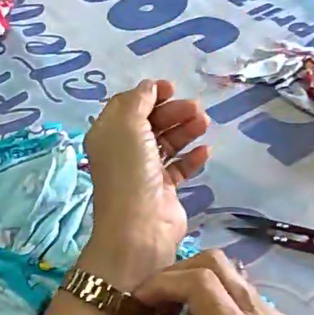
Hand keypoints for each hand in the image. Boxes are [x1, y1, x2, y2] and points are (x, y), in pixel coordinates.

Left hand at [79, 79, 210, 288]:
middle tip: (196, 109)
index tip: (172, 88)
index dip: (149, 94)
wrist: (139, 227)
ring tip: (204, 123)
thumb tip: (148, 86)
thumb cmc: (129, 171)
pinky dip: (191, 157)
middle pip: (150, 122)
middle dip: (172, 111)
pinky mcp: (162, 190)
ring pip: (166, 142)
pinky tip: (205, 150)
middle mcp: (123, 151)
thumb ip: (138, 100)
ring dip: (185, 130)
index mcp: (108, 134)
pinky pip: (179, 167)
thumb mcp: (128, 125)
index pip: (127, 106)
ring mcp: (143, 171)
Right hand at [118, 251, 313, 314]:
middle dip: (176, 272)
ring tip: (171, 306)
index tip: (139, 301)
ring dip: (194, 278)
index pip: (198, 281)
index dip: (161, 283)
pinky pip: (240, 288)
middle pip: (215, 263)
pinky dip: (212, 289)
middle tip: (153, 298)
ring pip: (230, 271)